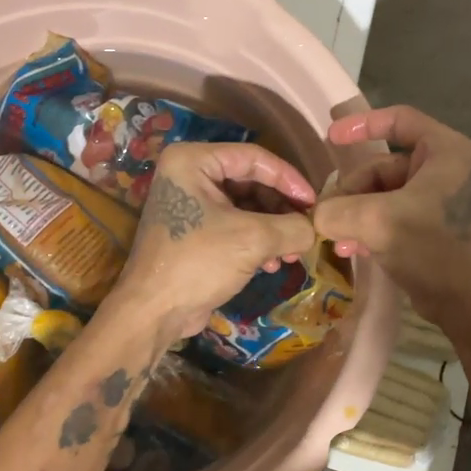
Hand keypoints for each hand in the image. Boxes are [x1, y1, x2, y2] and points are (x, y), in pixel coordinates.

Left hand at [107, 142, 319, 339]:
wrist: (154, 312)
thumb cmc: (198, 263)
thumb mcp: (252, 240)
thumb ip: (292, 227)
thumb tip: (316, 228)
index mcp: (193, 161)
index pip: (254, 158)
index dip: (289, 178)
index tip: (314, 202)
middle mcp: (189, 175)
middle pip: (251, 181)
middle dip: (282, 209)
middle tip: (306, 231)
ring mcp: (191, 205)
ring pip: (247, 206)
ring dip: (274, 229)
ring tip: (293, 253)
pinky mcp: (195, 233)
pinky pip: (236, 226)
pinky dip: (258, 241)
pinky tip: (274, 264)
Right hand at [312, 106, 470, 322]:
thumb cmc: (436, 248)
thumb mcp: (380, 222)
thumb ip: (338, 211)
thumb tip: (315, 216)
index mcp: (443, 151)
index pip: (399, 119)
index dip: (362, 123)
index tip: (331, 137)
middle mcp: (444, 170)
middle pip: (382, 167)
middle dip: (351, 190)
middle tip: (327, 215)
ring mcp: (438, 202)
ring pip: (383, 196)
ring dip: (355, 214)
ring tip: (335, 237)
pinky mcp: (432, 231)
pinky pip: (391, 218)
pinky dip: (369, 229)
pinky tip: (349, 249)